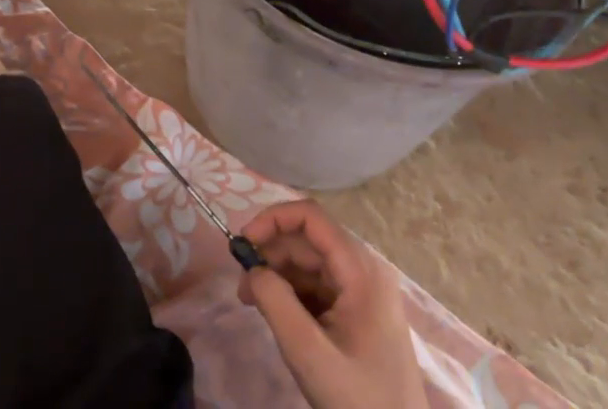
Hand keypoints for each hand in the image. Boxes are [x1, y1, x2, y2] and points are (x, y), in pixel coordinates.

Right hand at [239, 200, 426, 408]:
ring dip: (276, 275)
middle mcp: (365, 272)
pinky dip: (290, 293)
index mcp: (362, 272)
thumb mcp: (308, 352)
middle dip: (268, 255)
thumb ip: (274, 300)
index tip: (242, 246)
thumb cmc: (358, 400)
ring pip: (307, 263)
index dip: (271, 220)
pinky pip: (316, 286)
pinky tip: (276, 318)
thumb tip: (252, 269)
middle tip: (243, 290)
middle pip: (306, 240)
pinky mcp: (357, 313)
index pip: (310, 217)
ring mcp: (363, 293)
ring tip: (254, 307)